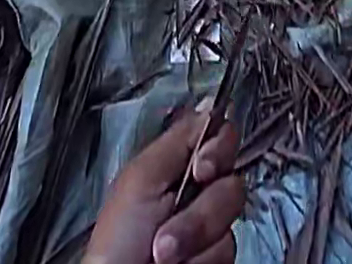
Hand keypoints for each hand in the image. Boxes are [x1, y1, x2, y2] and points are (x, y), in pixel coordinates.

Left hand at [84, 104, 243, 263]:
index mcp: (179, 163)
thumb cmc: (118, 239)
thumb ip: (179, 138)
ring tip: (164, 255)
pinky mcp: (216, 258)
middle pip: (232, 178)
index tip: (201, 169)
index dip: (218, 147)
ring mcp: (209, 228)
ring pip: (231, 218)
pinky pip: (229, 250)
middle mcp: (198, 191)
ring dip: (194, 237)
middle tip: (170, 226)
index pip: (219, 136)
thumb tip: (211, 104)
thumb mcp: (142, 176)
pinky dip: (202, 261)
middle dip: (202, 208)